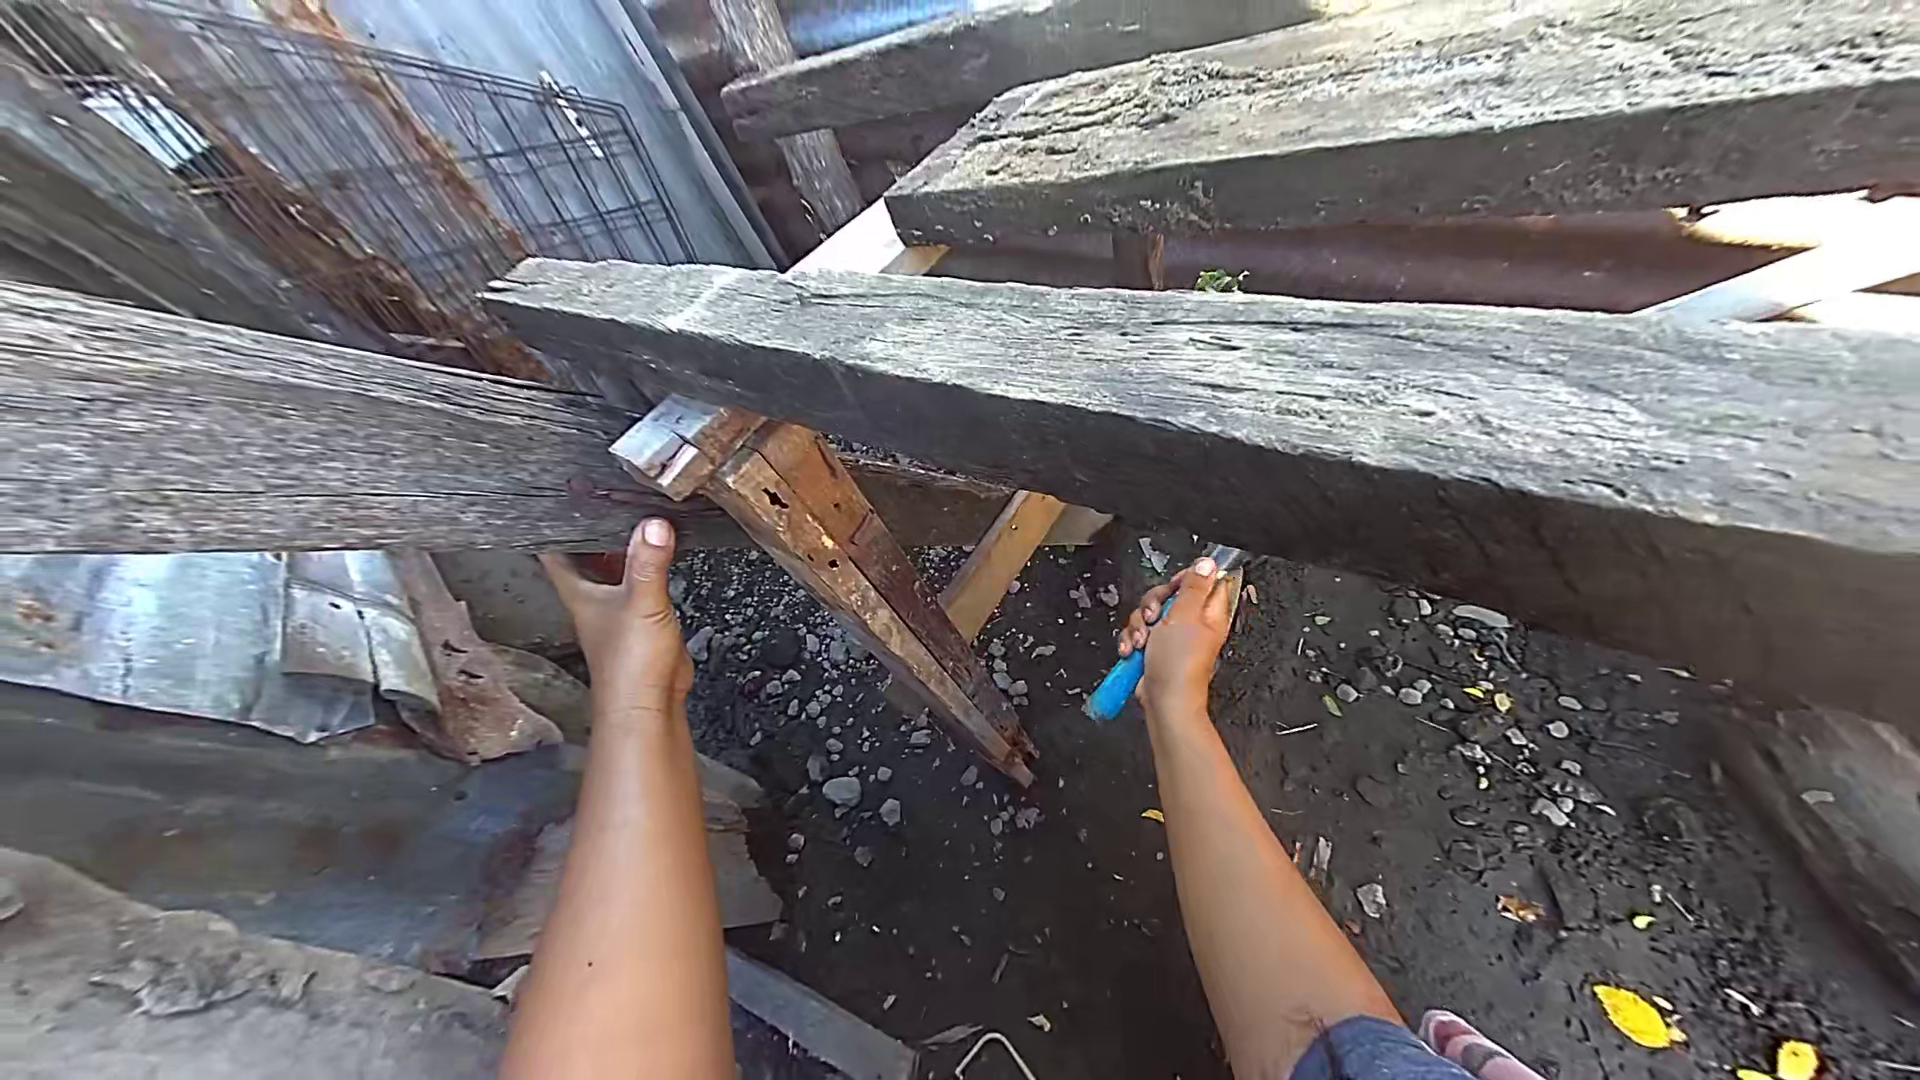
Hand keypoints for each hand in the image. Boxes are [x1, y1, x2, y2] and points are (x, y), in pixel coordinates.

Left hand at [540, 517, 693, 718]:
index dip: (557, 524)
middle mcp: (596, 600)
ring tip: (637, 523)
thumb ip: (648, 563)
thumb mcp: (642, 603)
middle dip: (596, 533)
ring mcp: (619, 611)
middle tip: (608, 503)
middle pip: (588, 558)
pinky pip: (642, 587)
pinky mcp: (645, 621)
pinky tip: (660, 562)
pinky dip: (648, 571)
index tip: (565, 499)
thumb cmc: (629, 665)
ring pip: (615, 572)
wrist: (650, 702)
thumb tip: (654, 527)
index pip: (557, 551)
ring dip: (624, 551)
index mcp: (580, 593)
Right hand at [1118, 556, 1233, 717]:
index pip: (1203, 581)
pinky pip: (1137, 632)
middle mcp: (1191, 622)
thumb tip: (1208, 562)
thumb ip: (1194, 587)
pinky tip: (1133, 651)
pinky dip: (1131, 641)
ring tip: (1143, 642)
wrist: (1163, 698)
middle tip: (1154, 618)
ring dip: (1138, 626)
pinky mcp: (1153, 648)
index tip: (1172, 590)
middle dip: (1152, 604)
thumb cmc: (1179, 664)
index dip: (1184, 579)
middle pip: (1168, 595)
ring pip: (1148, 613)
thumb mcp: (1186, 615)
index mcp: (1208, 613)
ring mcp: (1171, 636)